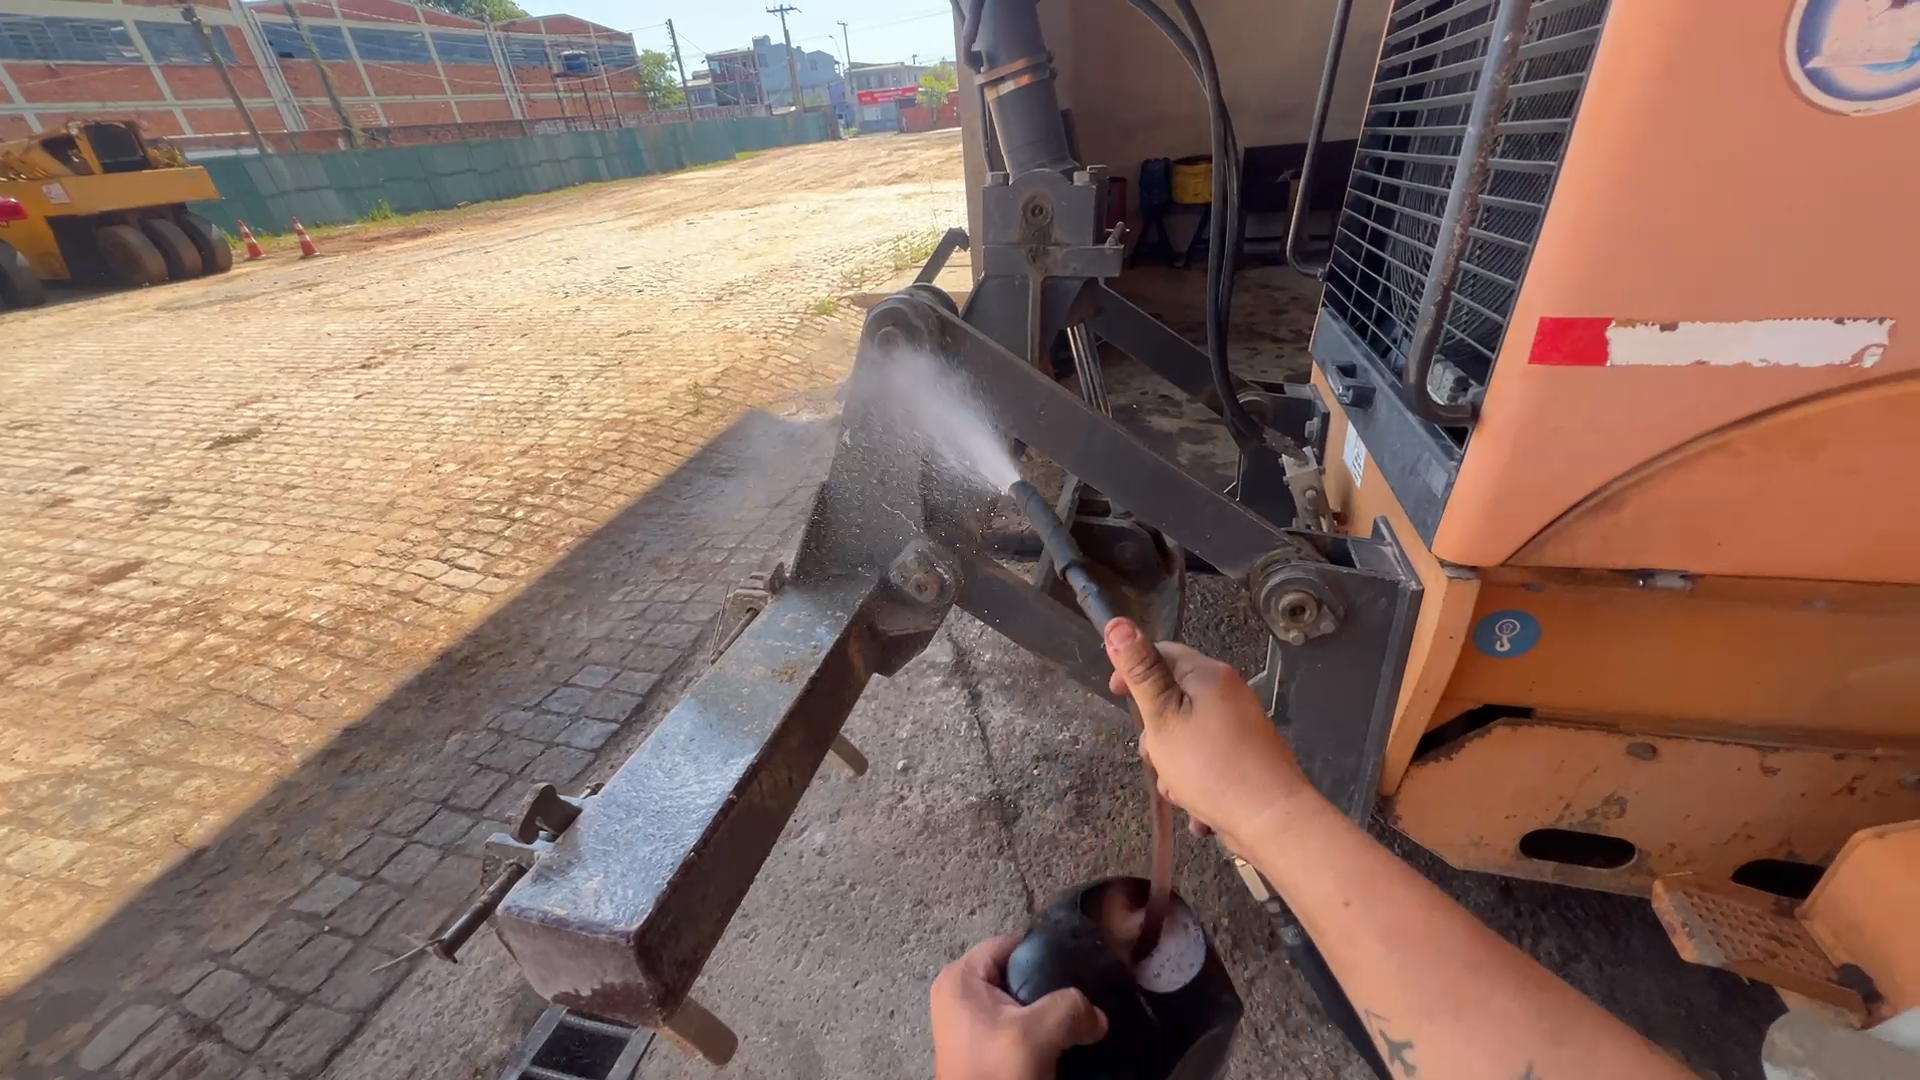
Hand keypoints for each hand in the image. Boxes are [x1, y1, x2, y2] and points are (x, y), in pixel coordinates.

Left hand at [931, 934, 1107, 1079]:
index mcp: (961, 975)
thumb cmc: (996, 1074)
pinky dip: (1034, 1033)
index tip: (1077, 970)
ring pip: (1017, 1002)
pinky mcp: (978, 1044)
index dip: (1045, 953)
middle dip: (1047, 987)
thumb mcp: (1036, 1035)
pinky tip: (1056, 1045)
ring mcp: (966, 1019)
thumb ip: (1069, 1009)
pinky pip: (1012, 1024)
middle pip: (1015, 973)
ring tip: (1072, 1024)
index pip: (1011, 944)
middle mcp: (959, 990)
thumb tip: (1097, 1015)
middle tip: (1078, 1002)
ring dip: (1044, 1015)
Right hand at [1103, 617, 1316, 847]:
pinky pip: (1209, 758)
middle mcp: (1229, 693)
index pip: (1161, 653)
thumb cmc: (1210, 766)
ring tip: (1178, 789)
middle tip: (1153, 756)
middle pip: (1173, 698)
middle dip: (1155, 730)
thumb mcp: (1162, 716)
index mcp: (1207, 675)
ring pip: (1188, 733)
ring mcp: (1241, 726)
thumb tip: (1118, 623)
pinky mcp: (1249, 757)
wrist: (1274, 822)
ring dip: (1174, 762)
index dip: (1133, 671)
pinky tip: (1197, 808)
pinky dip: (1197, 779)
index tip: (1116, 697)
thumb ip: (1140, 672)